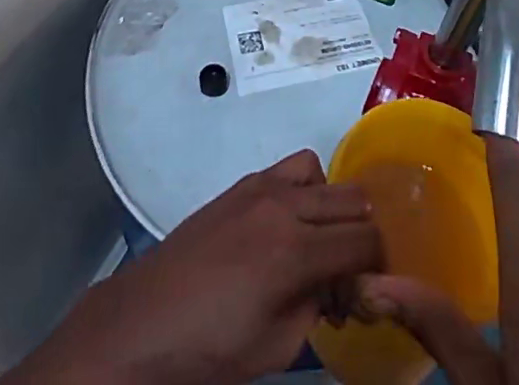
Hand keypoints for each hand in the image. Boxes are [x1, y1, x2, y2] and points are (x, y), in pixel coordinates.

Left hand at [0, 150, 382, 384]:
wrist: (139, 325)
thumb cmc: (208, 349)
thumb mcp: (276, 347)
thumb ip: (318, 307)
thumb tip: (338, 286)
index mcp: (296, 251)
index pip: (367, 241)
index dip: (379, 264)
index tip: (369, 287)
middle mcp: (284, 207)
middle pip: (354, 201)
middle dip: (362, 234)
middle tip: (347, 269)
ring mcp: (260, 189)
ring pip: (324, 174)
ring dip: (333, 205)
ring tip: (317, 239)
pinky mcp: (239, 186)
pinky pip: (289, 169)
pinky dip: (303, 188)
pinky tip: (285, 223)